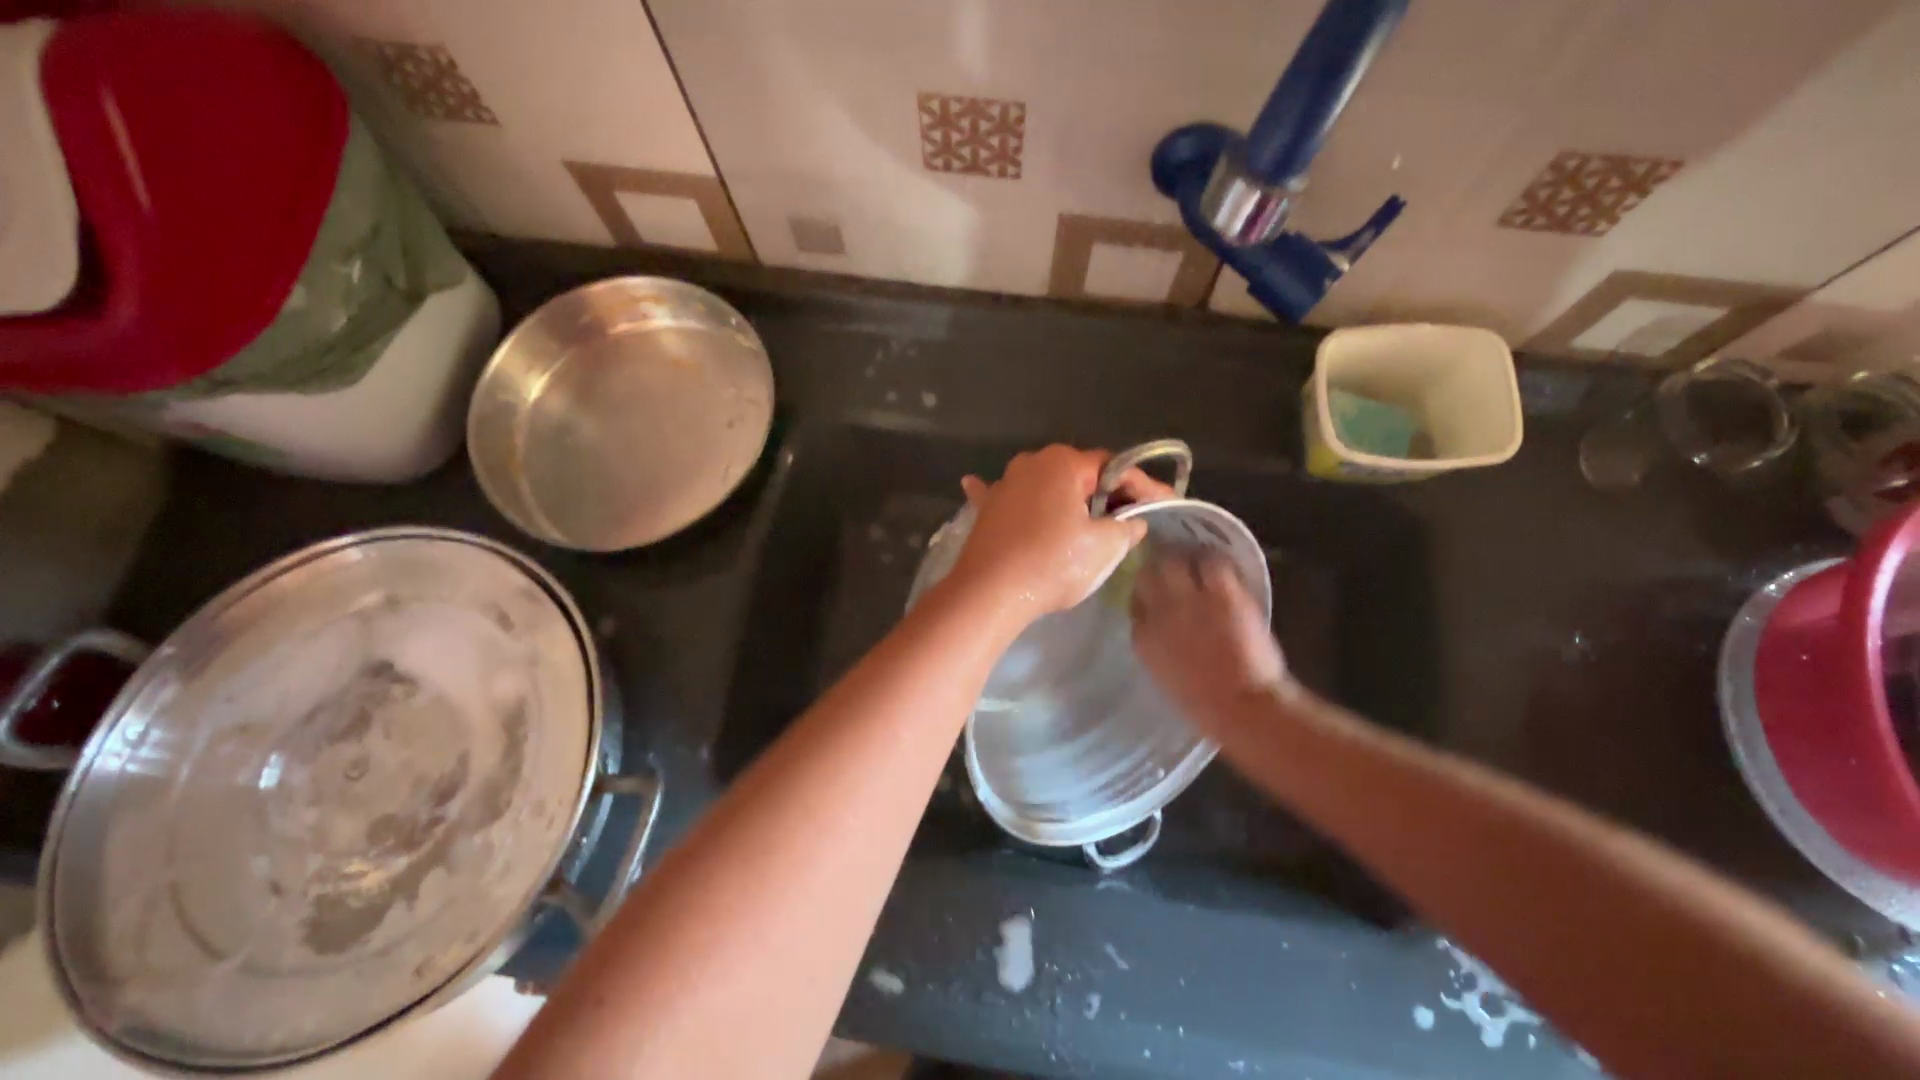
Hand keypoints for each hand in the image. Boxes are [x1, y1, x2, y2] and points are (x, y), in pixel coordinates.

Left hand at [949, 445, 1167, 623]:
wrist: (989, 593)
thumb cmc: (1052, 564)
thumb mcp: (1104, 547)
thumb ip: (1126, 527)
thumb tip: (1132, 520)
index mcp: (1063, 463)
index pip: (1114, 468)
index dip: (1142, 487)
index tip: (1164, 504)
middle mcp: (1031, 463)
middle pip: (1079, 475)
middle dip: (1105, 494)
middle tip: (1129, 519)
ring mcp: (1004, 485)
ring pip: (1046, 487)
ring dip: (1066, 499)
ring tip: (1088, 520)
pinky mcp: (986, 510)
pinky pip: (1009, 499)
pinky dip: (1017, 500)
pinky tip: (1001, 492)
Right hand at [1129, 549, 1288, 728]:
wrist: (1242, 707)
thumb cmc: (1204, 705)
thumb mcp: (1164, 675)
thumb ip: (1157, 647)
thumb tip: (1161, 629)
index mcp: (1143, 638)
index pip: (1135, 603)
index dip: (1146, 596)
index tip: (1155, 596)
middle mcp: (1160, 612)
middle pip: (1148, 574)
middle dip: (1157, 570)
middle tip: (1171, 569)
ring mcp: (1191, 600)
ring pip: (1175, 560)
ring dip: (1183, 560)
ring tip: (1195, 564)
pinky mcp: (1222, 593)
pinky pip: (1212, 562)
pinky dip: (1213, 561)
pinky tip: (1219, 568)